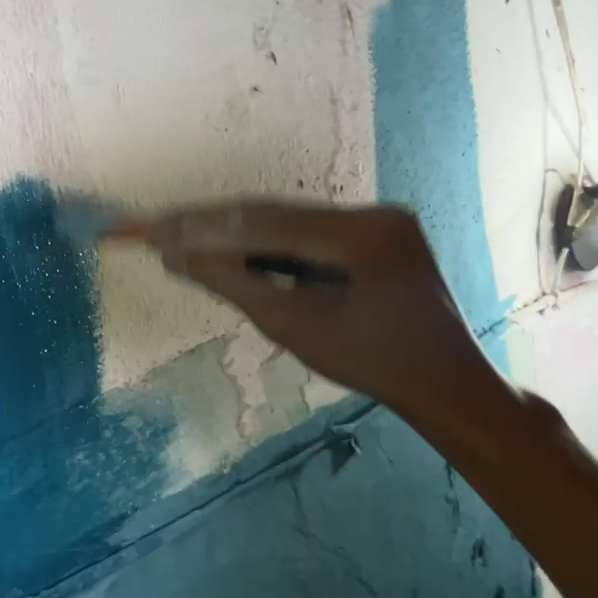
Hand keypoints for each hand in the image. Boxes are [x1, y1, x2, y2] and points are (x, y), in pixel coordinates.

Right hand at [143, 202, 493, 415]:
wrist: (447, 384)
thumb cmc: (373, 362)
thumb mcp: (291, 324)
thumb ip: (231, 282)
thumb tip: (172, 256)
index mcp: (365, 234)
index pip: (263, 224)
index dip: (200, 229)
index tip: (150, 232)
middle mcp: (371, 213)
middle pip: (269, 214)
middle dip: (207, 225)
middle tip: (151, 228)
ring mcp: (373, 220)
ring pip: (280, 219)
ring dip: (226, 230)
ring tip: (173, 235)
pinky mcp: (368, 232)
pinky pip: (297, 230)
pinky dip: (256, 240)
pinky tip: (217, 245)